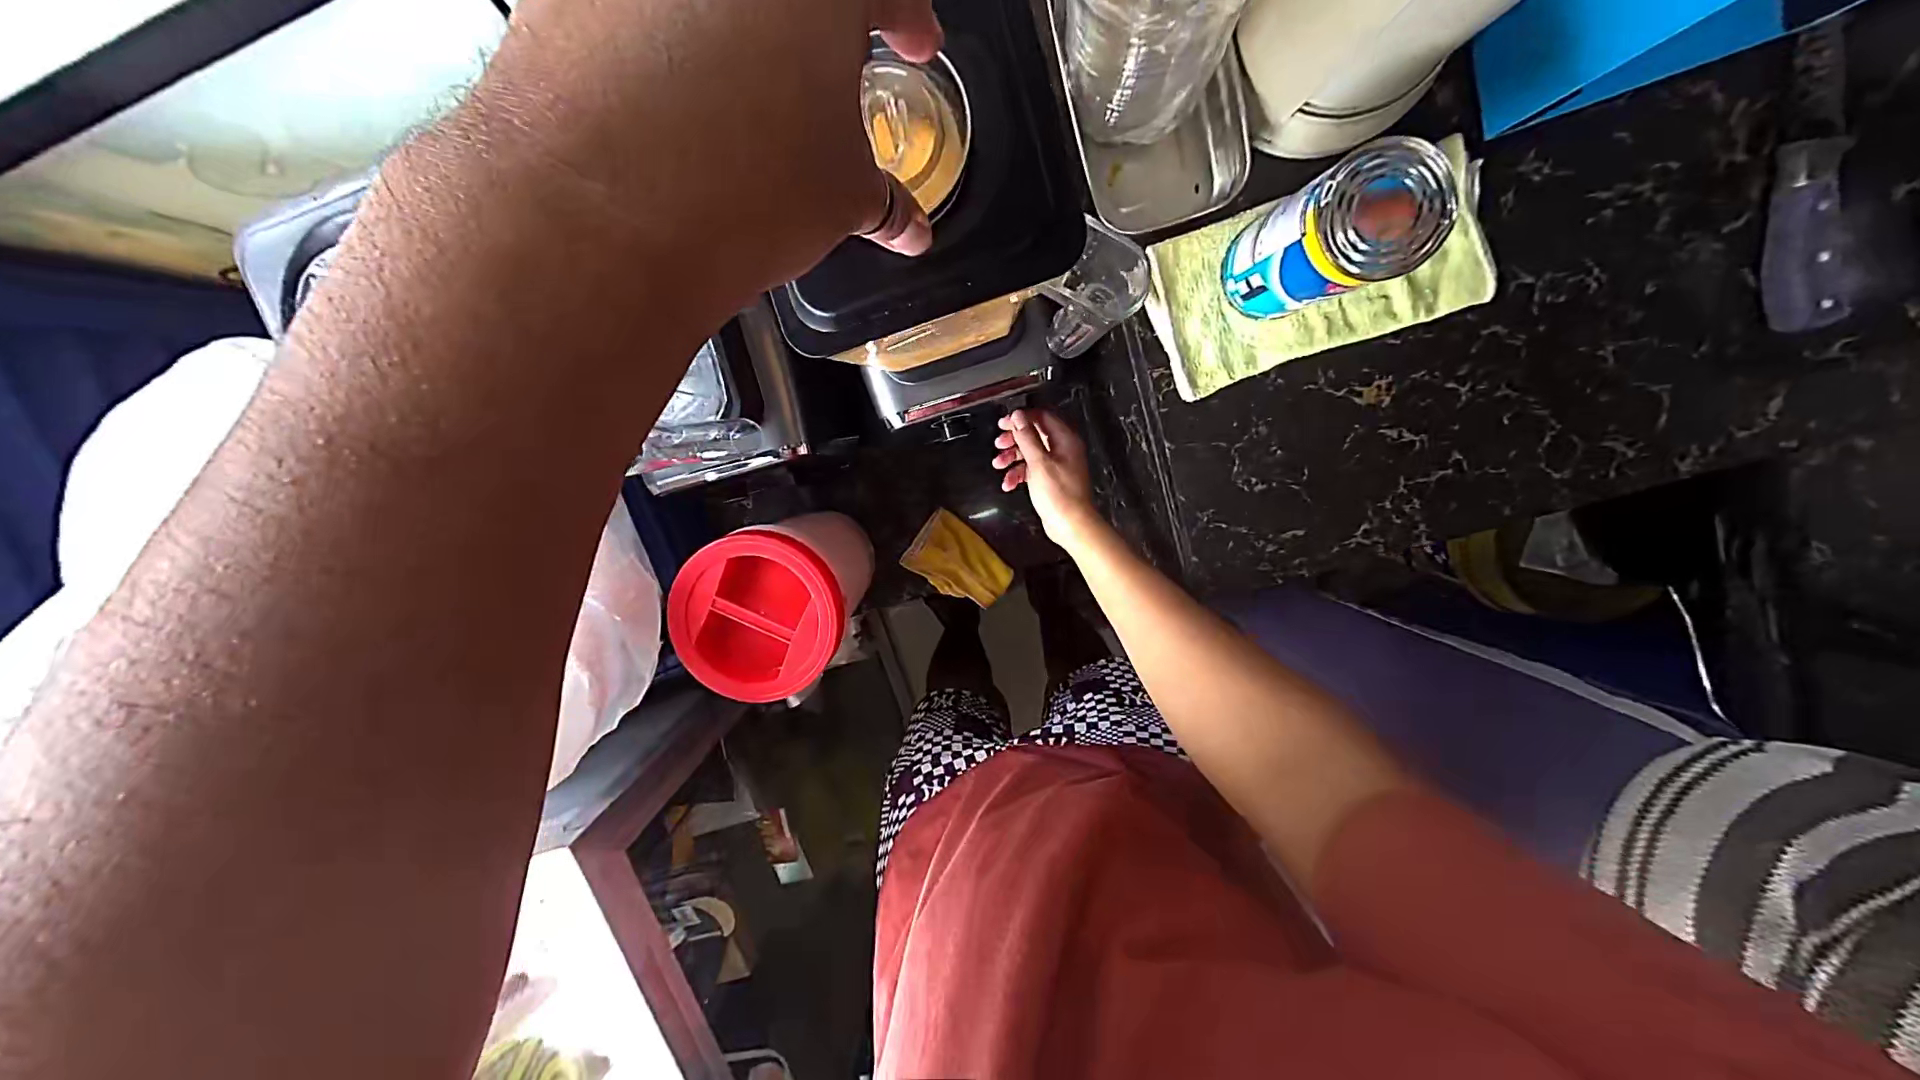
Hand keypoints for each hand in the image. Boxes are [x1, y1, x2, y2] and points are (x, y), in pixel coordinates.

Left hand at [462, 0, 938, 300]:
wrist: (605, 210)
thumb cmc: (744, 190)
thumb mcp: (844, 200)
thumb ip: (884, 197)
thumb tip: (904, 223)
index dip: (911, 20)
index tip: (915, 41)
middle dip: (821, 33)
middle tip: (828, 81)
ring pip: (722, 7)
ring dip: (748, 38)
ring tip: (749, 108)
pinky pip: (653, 18)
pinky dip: (677, 46)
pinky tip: (684, 107)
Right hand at [993, 408, 1103, 549]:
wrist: (1071, 524)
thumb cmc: (1060, 495)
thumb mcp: (1038, 462)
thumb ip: (1026, 437)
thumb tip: (1018, 417)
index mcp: (1065, 439)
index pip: (1042, 417)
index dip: (1021, 418)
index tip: (1004, 423)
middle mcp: (1063, 449)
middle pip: (1034, 434)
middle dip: (1014, 439)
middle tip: (999, 444)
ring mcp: (1057, 464)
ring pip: (1030, 452)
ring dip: (1013, 458)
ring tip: (999, 464)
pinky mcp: (1051, 479)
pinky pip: (1032, 469)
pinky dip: (1019, 473)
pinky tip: (1009, 483)